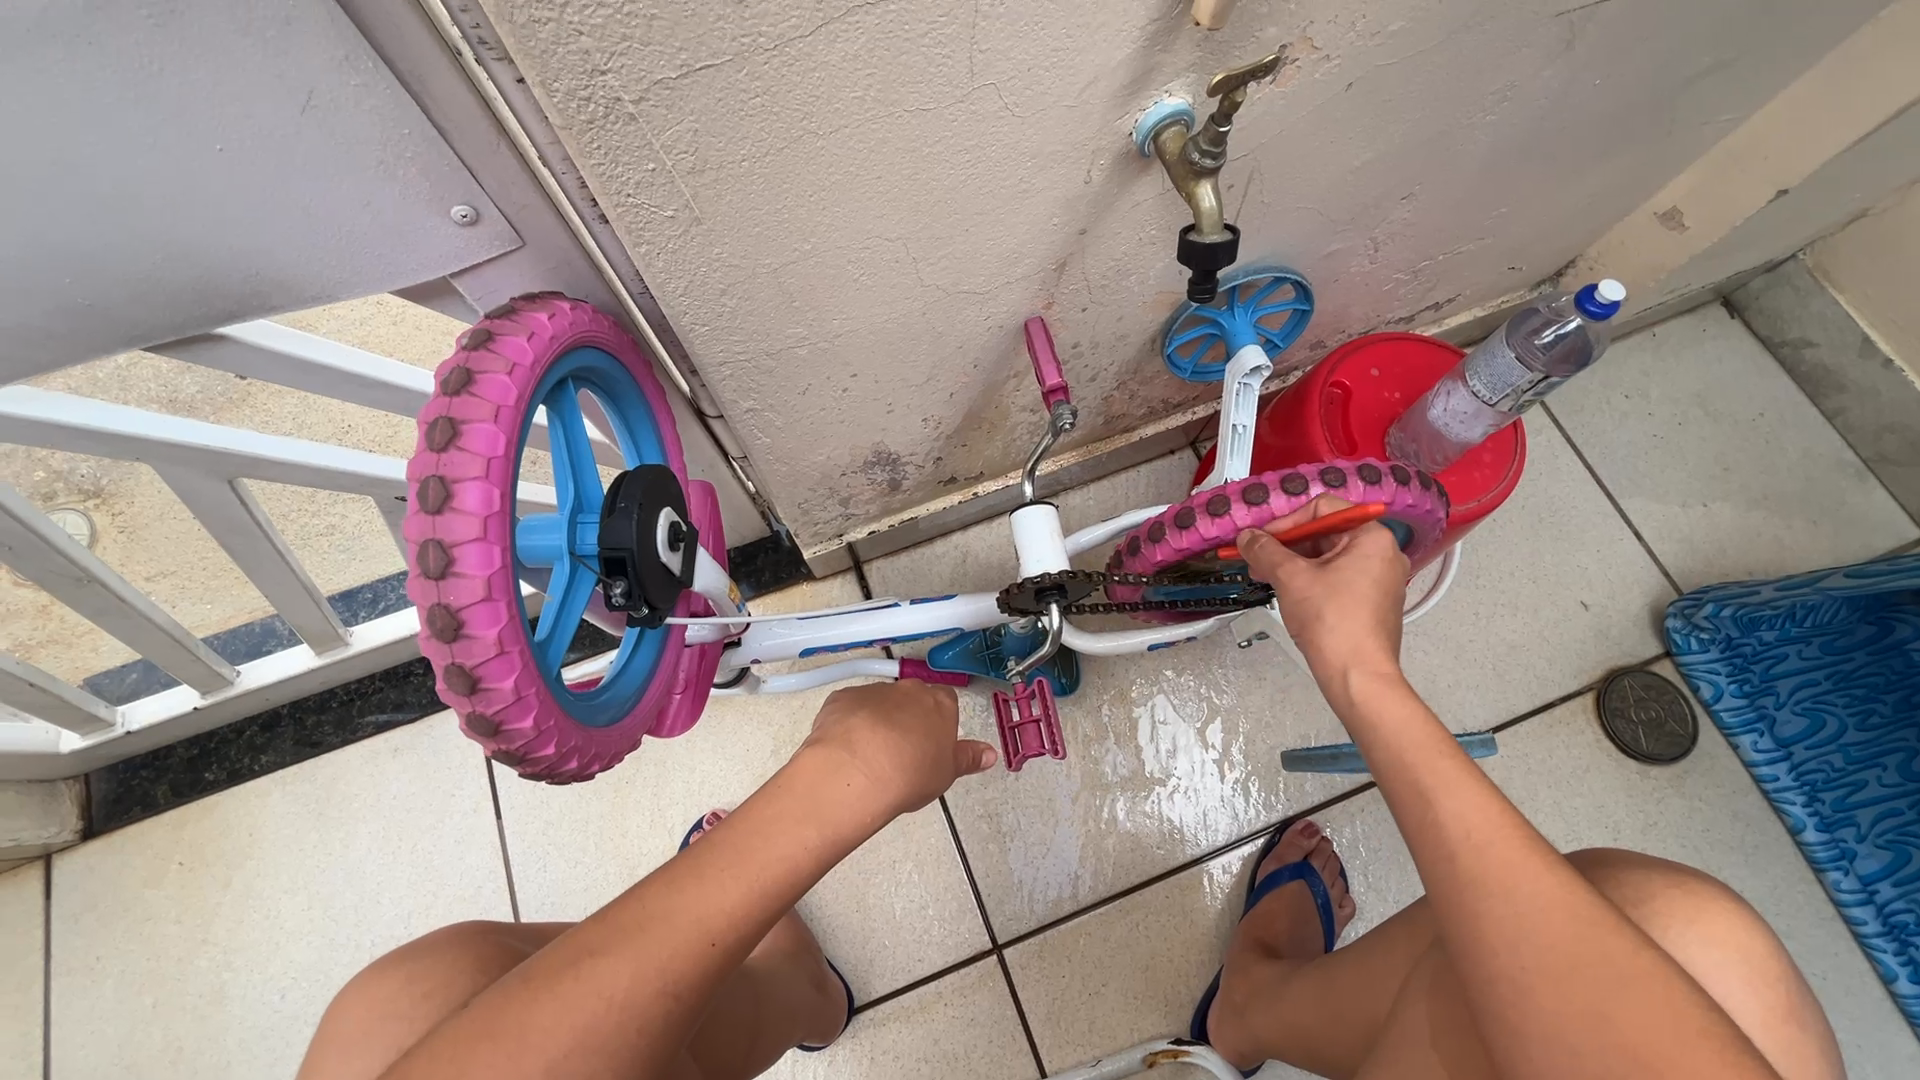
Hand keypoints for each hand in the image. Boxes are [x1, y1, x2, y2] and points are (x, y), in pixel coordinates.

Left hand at [798, 681, 997, 815]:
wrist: (858, 770)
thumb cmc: (909, 773)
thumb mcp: (947, 772)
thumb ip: (968, 758)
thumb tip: (989, 754)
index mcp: (940, 704)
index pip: (946, 702)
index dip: (938, 722)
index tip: (932, 743)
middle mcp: (909, 690)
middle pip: (912, 699)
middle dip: (907, 719)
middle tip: (902, 752)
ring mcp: (874, 691)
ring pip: (879, 702)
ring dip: (877, 721)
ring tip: (872, 756)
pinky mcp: (843, 698)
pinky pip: (850, 708)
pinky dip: (850, 723)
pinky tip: (848, 749)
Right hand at [1235, 494, 1409, 690]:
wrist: (1356, 674)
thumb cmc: (1332, 621)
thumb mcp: (1290, 577)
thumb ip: (1265, 550)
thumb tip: (1247, 537)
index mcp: (1372, 537)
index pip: (1322, 509)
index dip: (1286, 521)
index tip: (1261, 539)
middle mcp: (1383, 554)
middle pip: (1324, 533)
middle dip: (1286, 545)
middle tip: (1256, 559)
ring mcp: (1380, 580)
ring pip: (1327, 558)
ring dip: (1293, 564)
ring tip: (1265, 577)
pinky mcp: (1372, 603)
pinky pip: (1336, 579)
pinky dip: (1309, 581)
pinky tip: (1286, 593)